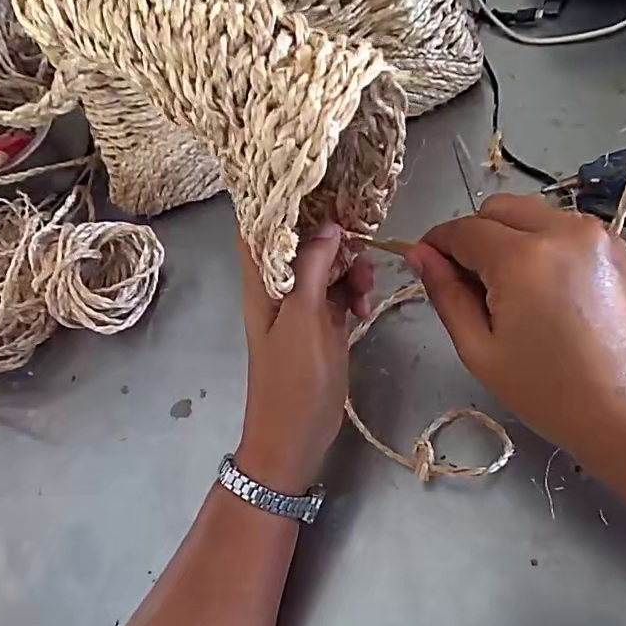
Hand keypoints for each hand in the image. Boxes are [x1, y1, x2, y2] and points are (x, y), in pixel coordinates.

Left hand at [235, 225, 373, 492]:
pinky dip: (355, 294)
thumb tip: (329, 226)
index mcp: (262, 281)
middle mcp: (280, 287)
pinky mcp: (322, 326)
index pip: (259, 226)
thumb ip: (313, 268)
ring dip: (350, 269)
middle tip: (359, 247)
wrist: (295, 438)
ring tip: (366, 288)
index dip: (282, 202)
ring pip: (327, 268)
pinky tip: (366, 308)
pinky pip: (340, 295)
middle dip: (332, 238)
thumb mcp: (304, 318)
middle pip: (303, 243)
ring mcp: (302, 307)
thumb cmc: (293, 379)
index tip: (317, 188)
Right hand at [406, 195, 625, 465]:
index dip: (435, 243)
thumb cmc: (551, 392)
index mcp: (523, 258)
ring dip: (509, 238)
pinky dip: (543, 244)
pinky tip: (549, 291)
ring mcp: (597, 233)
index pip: (463, 229)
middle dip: (473, 235)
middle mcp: (562, 229)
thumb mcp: (481, 351)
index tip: (423, 263)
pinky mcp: (619, 246)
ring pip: (532, 214)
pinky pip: (565, 228)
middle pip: (498, 208)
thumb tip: (420, 256)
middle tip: (471, 284)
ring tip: (513, 291)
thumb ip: (446, 295)